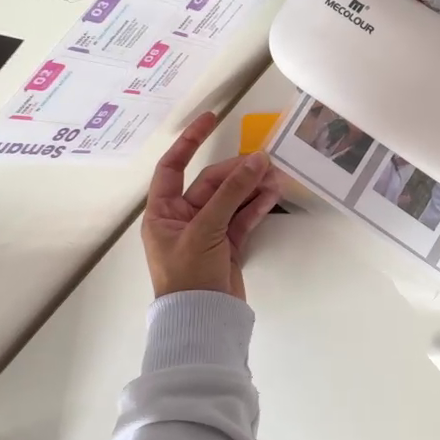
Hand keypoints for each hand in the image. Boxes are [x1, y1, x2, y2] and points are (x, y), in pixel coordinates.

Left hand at [141, 111, 283, 299]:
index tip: (211, 119)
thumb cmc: (188, 275)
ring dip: (252, 187)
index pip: (173, 167)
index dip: (190, 141)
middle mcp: (183, 219)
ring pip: (232, 198)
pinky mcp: (227, 245)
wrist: (202, 320)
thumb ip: (232, 193)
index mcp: (163, 213)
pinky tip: (272, 194)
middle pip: (212, 183)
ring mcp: (207, 231)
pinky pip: (243, 216)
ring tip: (276, 178)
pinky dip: (257, 205)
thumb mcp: (207, 230)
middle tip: (265, 163)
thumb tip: (257, 160)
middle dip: (238, 172)